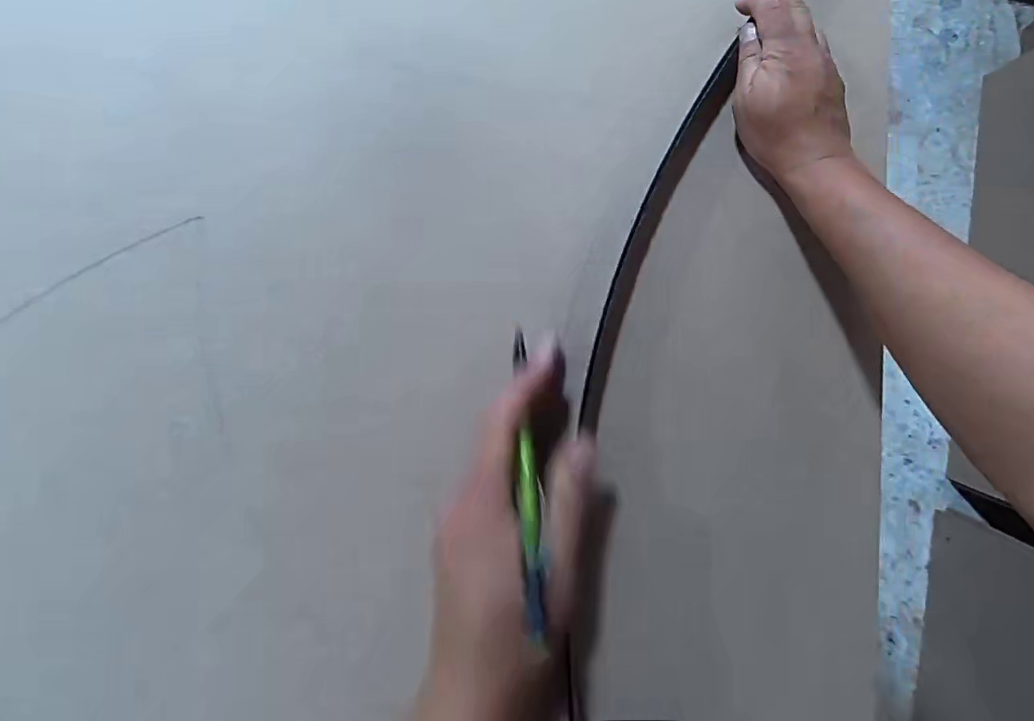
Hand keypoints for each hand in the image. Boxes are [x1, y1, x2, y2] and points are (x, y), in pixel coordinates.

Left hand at [414, 336, 596, 720]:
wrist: (466, 703)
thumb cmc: (520, 637)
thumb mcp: (558, 574)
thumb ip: (569, 504)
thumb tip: (582, 440)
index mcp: (479, 504)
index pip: (500, 424)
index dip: (526, 382)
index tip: (550, 347)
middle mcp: (457, 501)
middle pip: (491, 433)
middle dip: (525, 397)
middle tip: (560, 368)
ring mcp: (452, 520)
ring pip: (488, 454)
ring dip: (520, 426)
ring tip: (555, 403)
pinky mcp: (456, 536)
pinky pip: (486, 476)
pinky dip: (511, 454)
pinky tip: (534, 460)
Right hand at [734, 0, 856, 184]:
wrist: (817, 161)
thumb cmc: (774, 133)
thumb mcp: (747, 97)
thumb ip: (749, 58)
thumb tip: (751, 30)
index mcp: (788, 50)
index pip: (772, 11)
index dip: (756, 1)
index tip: (741, 3)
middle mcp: (811, 49)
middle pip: (798, 7)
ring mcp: (825, 62)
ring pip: (811, 22)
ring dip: (794, 4)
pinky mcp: (831, 76)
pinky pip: (817, 38)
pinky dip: (803, 24)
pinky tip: (795, 30)